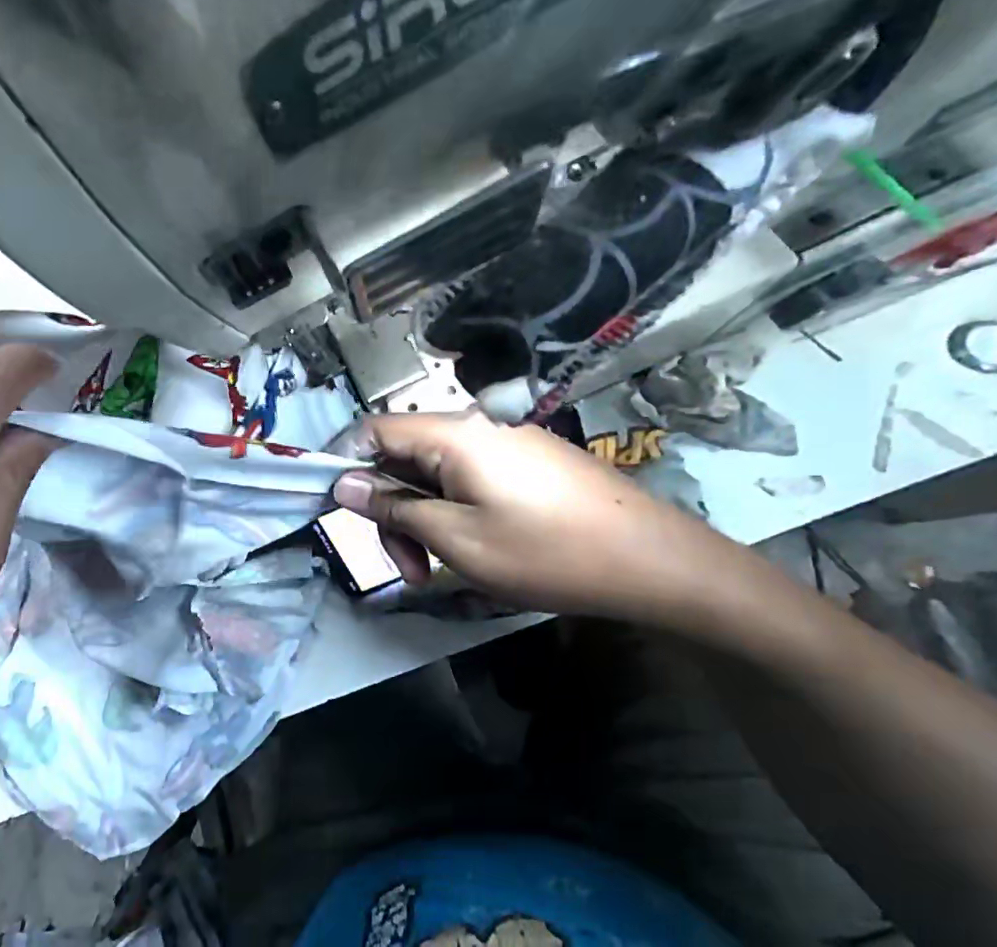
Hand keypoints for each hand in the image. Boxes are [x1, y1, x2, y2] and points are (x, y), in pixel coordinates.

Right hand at [331, 412, 764, 622]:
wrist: (651, 560)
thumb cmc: (546, 552)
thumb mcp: (457, 538)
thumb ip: (394, 507)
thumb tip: (344, 484)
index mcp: (453, 434)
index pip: (374, 429)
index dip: (347, 465)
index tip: (344, 515)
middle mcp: (476, 426)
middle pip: (405, 455)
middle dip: (393, 510)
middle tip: (410, 569)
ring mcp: (506, 443)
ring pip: (437, 472)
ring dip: (425, 518)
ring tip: (441, 570)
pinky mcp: (528, 462)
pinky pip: (470, 477)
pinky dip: (455, 511)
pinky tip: (475, 549)